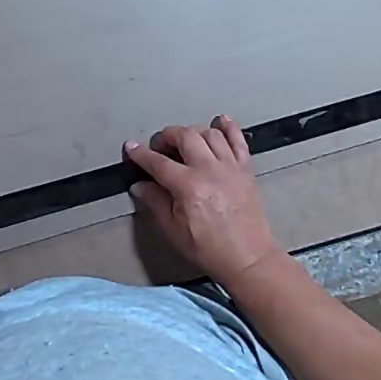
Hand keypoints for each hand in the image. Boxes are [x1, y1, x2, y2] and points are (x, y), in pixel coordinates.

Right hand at [124, 116, 283, 287]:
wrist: (249, 259)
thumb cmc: (209, 249)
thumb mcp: (174, 230)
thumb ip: (156, 202)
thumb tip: (140, 185)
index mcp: (188, 186)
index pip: (158, 162)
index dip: (141, 154)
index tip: (131, 148)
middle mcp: (209, 170)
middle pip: (185, 136)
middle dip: (167, 136)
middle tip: (159, 147)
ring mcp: (230, 167)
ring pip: (210, 133)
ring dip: (193, 132)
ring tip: (185, 142)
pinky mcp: (245, 170)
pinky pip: (239, 140)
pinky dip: (229, 127)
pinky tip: (220, 120)